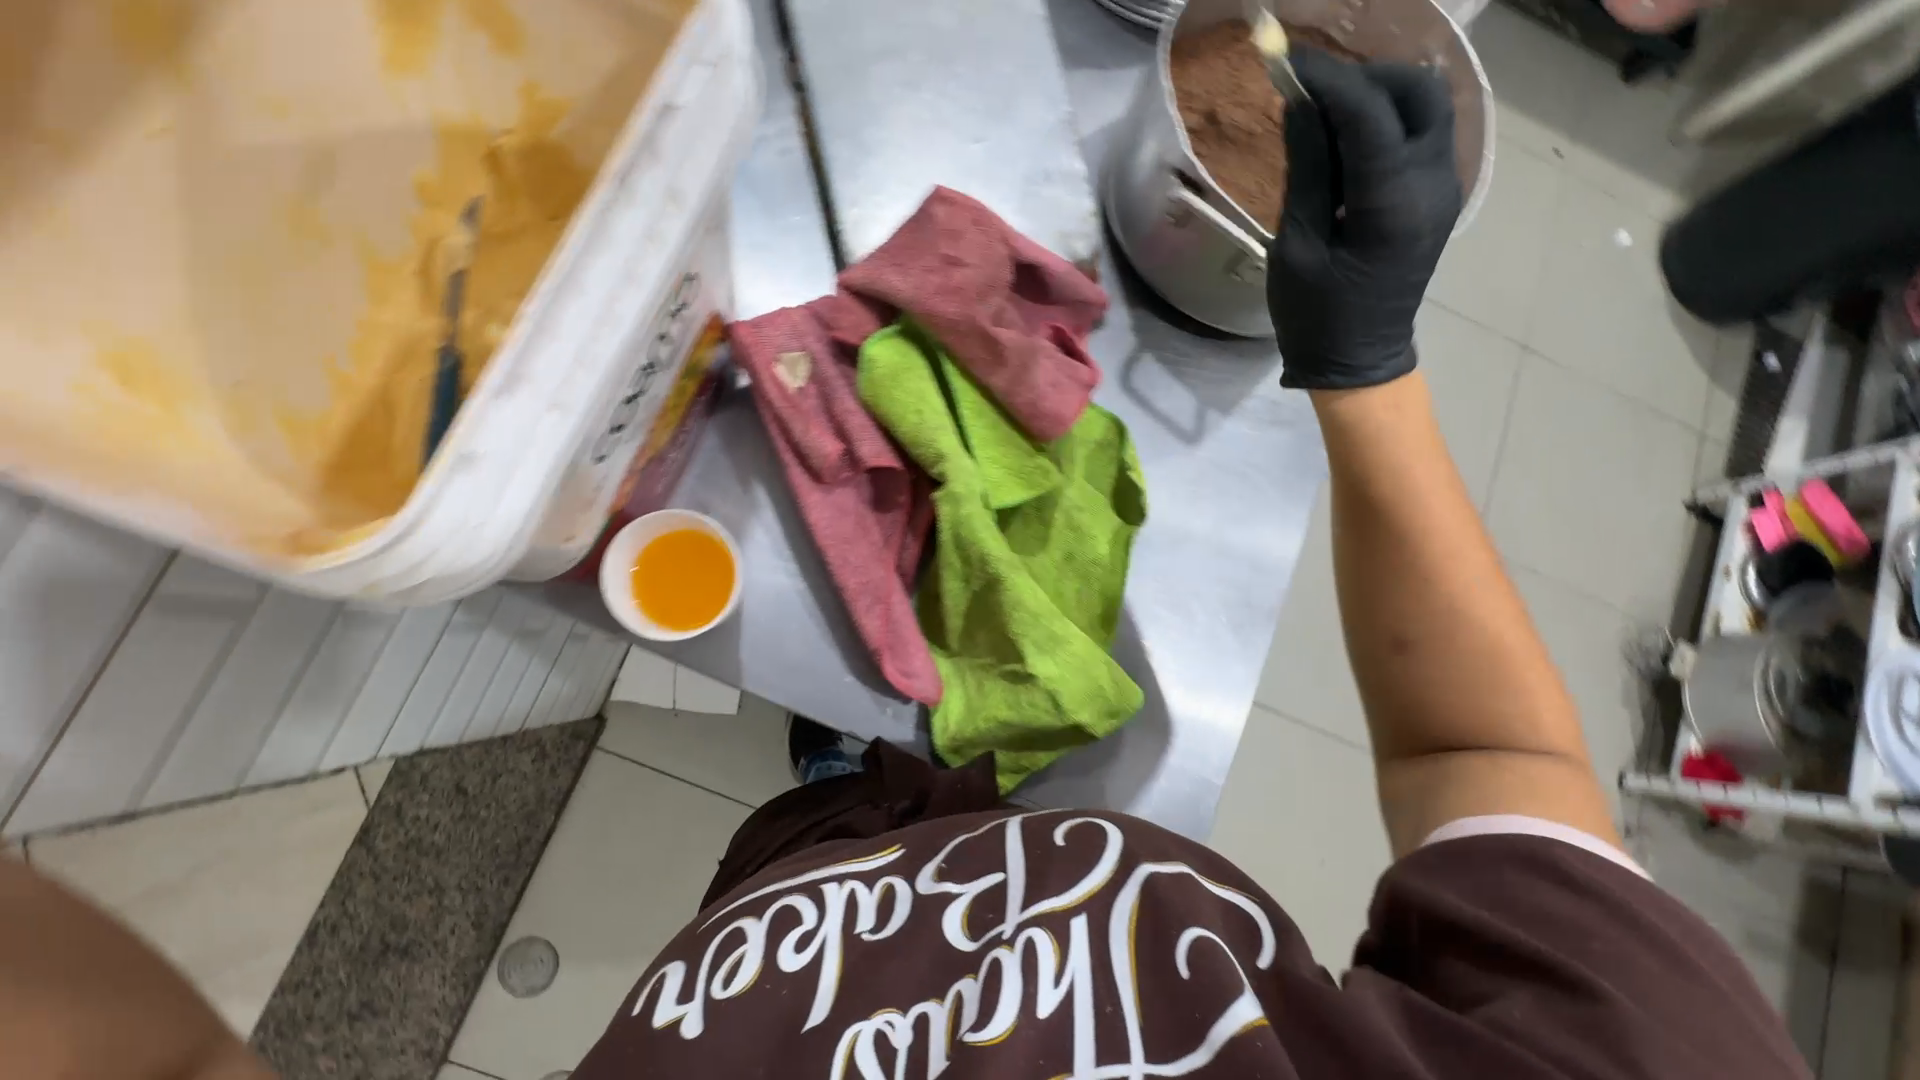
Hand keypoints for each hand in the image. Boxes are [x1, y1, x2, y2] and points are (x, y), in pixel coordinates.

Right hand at [1269, 48, 1462, 390]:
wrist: (1358, 360)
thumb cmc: (1316, 315)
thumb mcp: (1296, 246)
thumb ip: (1306, 170)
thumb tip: (1301, 104)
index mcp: (1391, 204)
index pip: (1368, 112)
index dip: (1328, 78)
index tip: (1288, 61)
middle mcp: (1432, 184)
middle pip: (1417, 92)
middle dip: (1364, 77)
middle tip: (1313, 90)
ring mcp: (1443, 188)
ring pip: (1427, 108)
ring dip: (1379, 95)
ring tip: (1327, 112)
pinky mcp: (1438, 195)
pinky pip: (1421, 135)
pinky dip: (1387, 121)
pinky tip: (1348, 140)